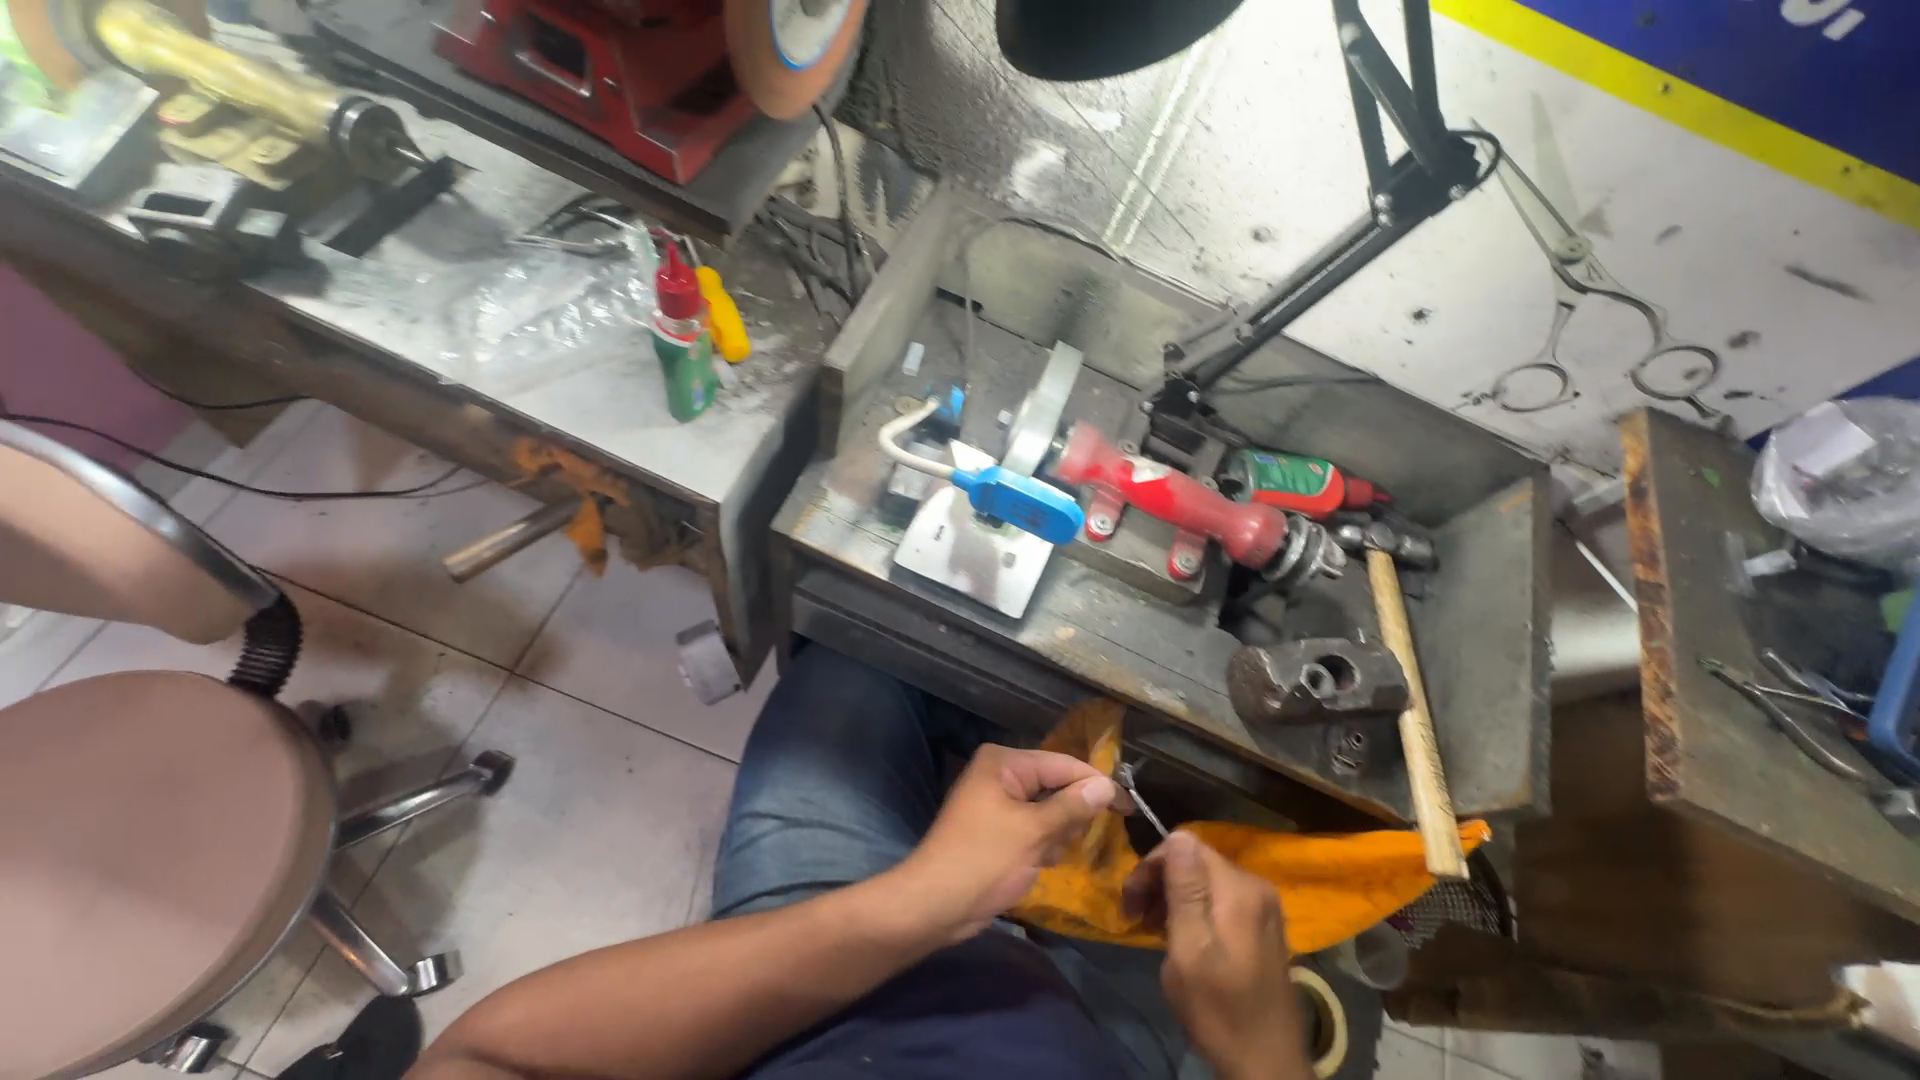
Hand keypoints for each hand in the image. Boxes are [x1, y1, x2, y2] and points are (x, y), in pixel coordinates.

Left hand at [889, 744, 1128, 943]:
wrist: (934, 905)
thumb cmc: (984, 861)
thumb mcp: (1034, 832)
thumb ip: (1072, 806)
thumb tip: (1106, 786)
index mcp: (1003, 762)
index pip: (1063, 764)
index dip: (1097, 784)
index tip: (1128, 807)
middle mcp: (999, 774)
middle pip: (1056, 786)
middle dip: (1067, 817)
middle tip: (1062, 843)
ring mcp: (995, 802)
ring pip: (1047, 811)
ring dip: (1054, 836)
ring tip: (1042, 857)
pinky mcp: (995, 829)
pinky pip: (1032, 829)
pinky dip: (1041, 846)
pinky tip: (1035, 864)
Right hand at [1123, 831, 1307, 1079]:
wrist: (1267, 1064)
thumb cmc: (1220, 1009)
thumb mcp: (1190, 950)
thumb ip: (1185, 890)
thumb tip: (1179, 833)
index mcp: (1239, 888)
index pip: (1186, 845)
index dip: (1152, 866)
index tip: (1130, 902)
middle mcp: (1256, 886)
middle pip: (1195, 861)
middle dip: (1159, 881)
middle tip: (1135, 917)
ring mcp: (1263, 907)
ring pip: (1205, 880)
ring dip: (1172, 897)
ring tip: (1152, 929)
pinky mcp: (1262, 927)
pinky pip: (1219, 900)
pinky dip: (1192, 910)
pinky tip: (1179, 936)